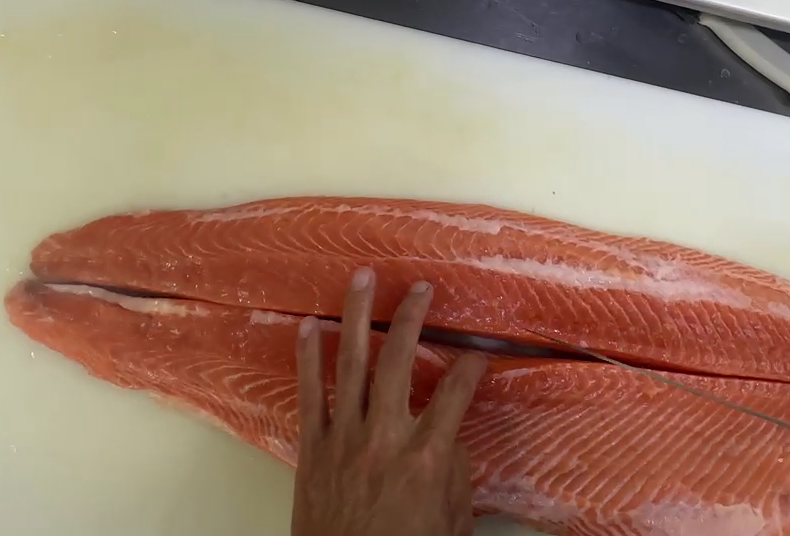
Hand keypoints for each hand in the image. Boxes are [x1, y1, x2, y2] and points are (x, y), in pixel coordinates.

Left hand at [291, 268, 487, 535]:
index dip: (472, 365)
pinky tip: (308, 324)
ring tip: (363, 277)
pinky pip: (310, 393)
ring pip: (352, 363)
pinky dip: (308, 356)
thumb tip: (450, 429)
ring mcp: (345, 438)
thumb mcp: (451, 521)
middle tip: (421, 287)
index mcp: (425, 456)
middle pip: (400, 361)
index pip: (457, 393)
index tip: (480, 350)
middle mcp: (385, 437)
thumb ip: (454, 469)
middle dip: (412, 317)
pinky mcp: (313, 448)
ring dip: (357, 315)